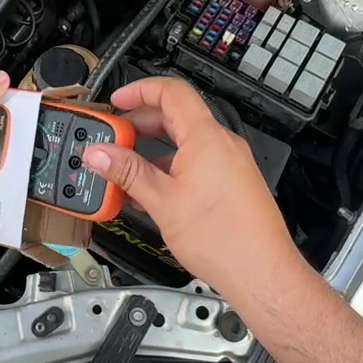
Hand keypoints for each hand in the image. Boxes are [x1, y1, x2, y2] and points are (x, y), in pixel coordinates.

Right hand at [80, 76, 305, 302]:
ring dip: (153, 150)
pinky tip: (151, 192)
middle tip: (114, 138)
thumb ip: (128, 173)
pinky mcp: (232, 181)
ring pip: (184, 142)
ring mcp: (230, 162)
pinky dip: (170, 168)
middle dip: (140, 123)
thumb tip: (101, 154)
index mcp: (206, 138)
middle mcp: (222, 144)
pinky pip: (196, 162)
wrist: (261, 273)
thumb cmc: (225, 240)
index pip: (172, 91)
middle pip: (175, 115)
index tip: (119, 100)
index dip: (140, 90)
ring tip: (126, 170)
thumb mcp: (163, 202)